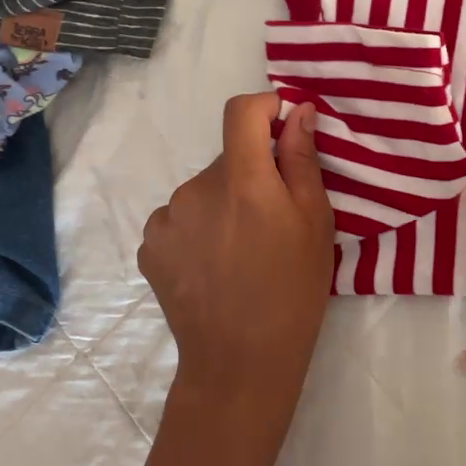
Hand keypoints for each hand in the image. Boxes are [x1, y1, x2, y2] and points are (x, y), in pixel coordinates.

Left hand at [139, 93, 334, 402]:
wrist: (241, 358)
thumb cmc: (295, 287)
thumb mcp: (316, 221)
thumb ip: (302, 160)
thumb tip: (298, 112)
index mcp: (243, 180)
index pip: (241, 111)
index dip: (264, 108)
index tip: (282, 127)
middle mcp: (196, 189)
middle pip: (228, 157)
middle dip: (252, 172)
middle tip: (275, 217)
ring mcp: (166, 218)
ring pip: (204, 190)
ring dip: (224, 202)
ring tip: (244, 248)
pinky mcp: (149, 246)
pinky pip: (181, 218)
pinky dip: (199, 228)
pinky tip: (215, 264)